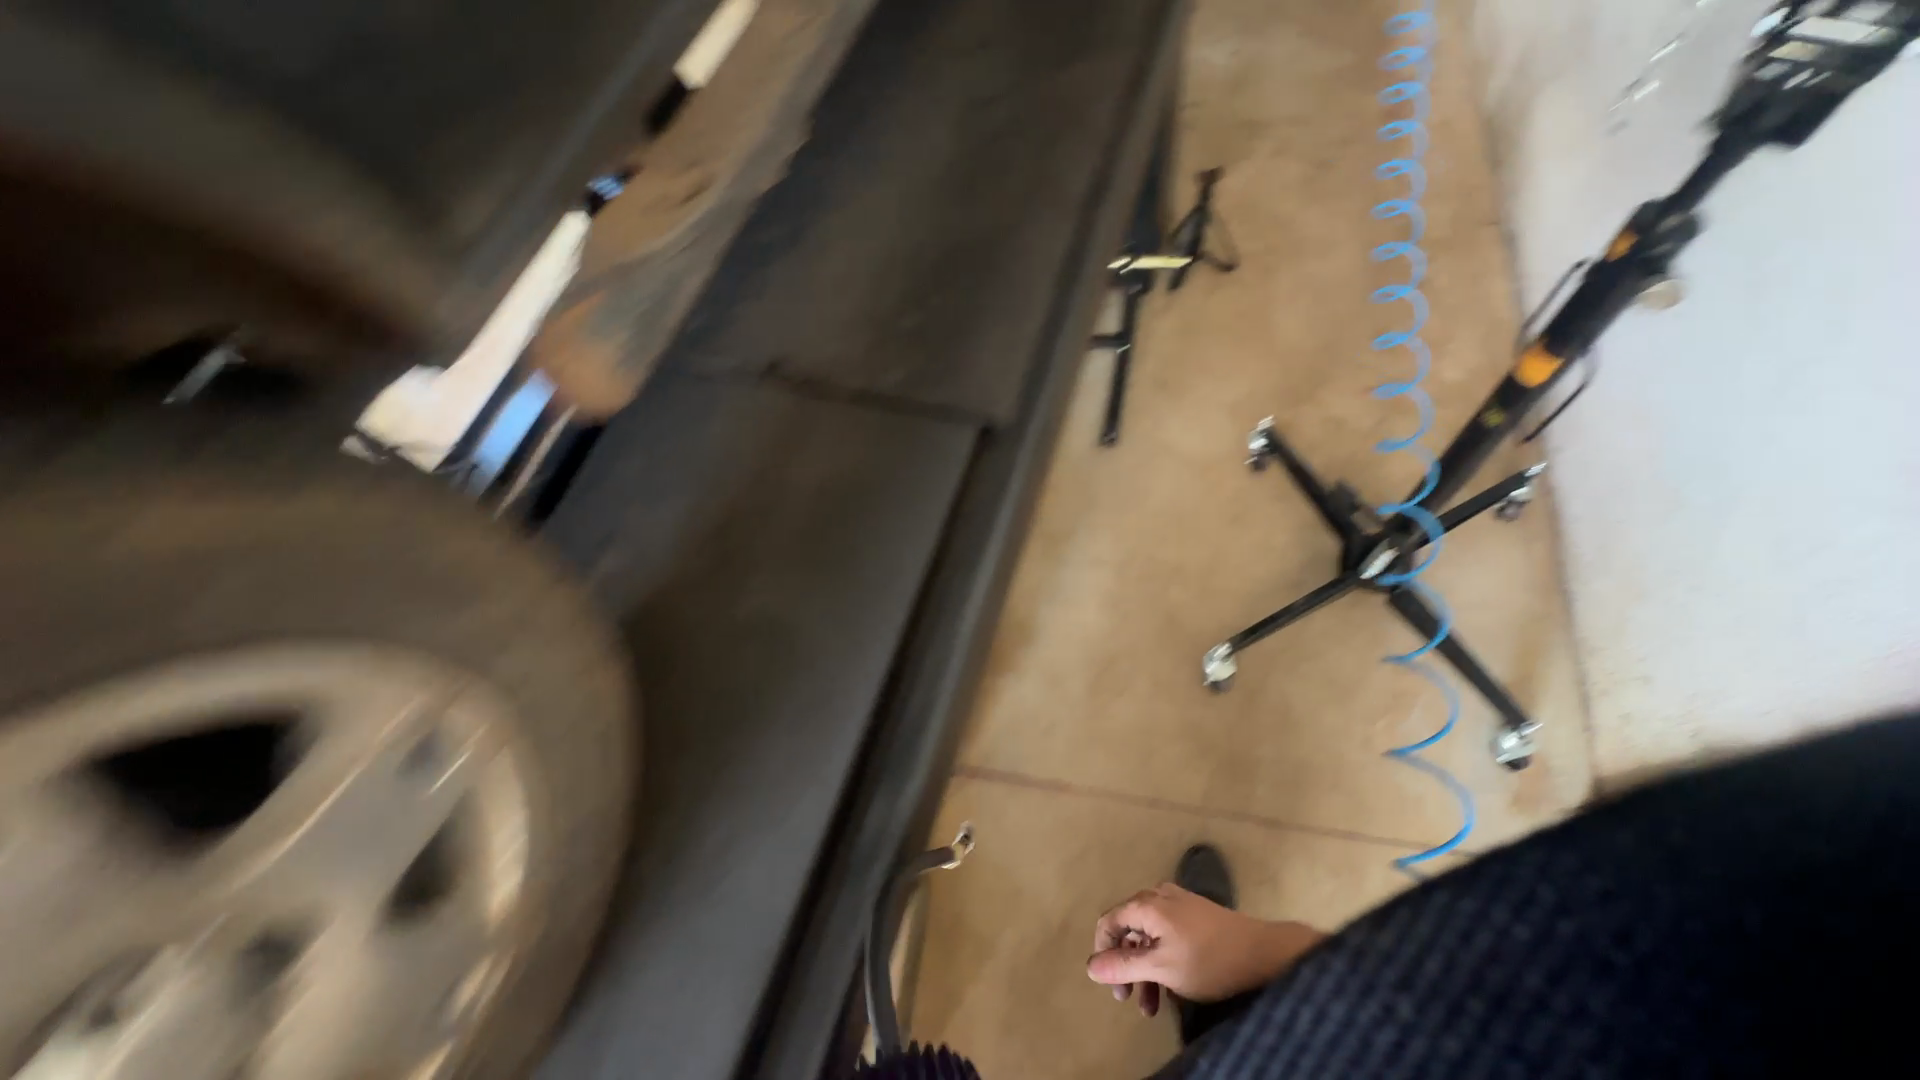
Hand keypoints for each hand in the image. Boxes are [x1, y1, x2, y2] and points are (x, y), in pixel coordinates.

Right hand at [1086, 883, 1323, 1017]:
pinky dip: (1161, 960)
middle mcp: (1158, 896)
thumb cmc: (1208, 960)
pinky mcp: (1194, 916)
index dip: (1102, 952)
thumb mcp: (1162, 968)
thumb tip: (1090, 967)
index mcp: (1146, 904)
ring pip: (1148, 937)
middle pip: (1128, 929)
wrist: (1263, 953)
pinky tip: (1171, 987)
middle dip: (1125, 966)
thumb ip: (1123, 966)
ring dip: (1145, 970)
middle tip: (1127, 998)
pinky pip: (1166, 936)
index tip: (1109, 983)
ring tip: (1152, 1007)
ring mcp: (1178, 904)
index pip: (1108, 921)